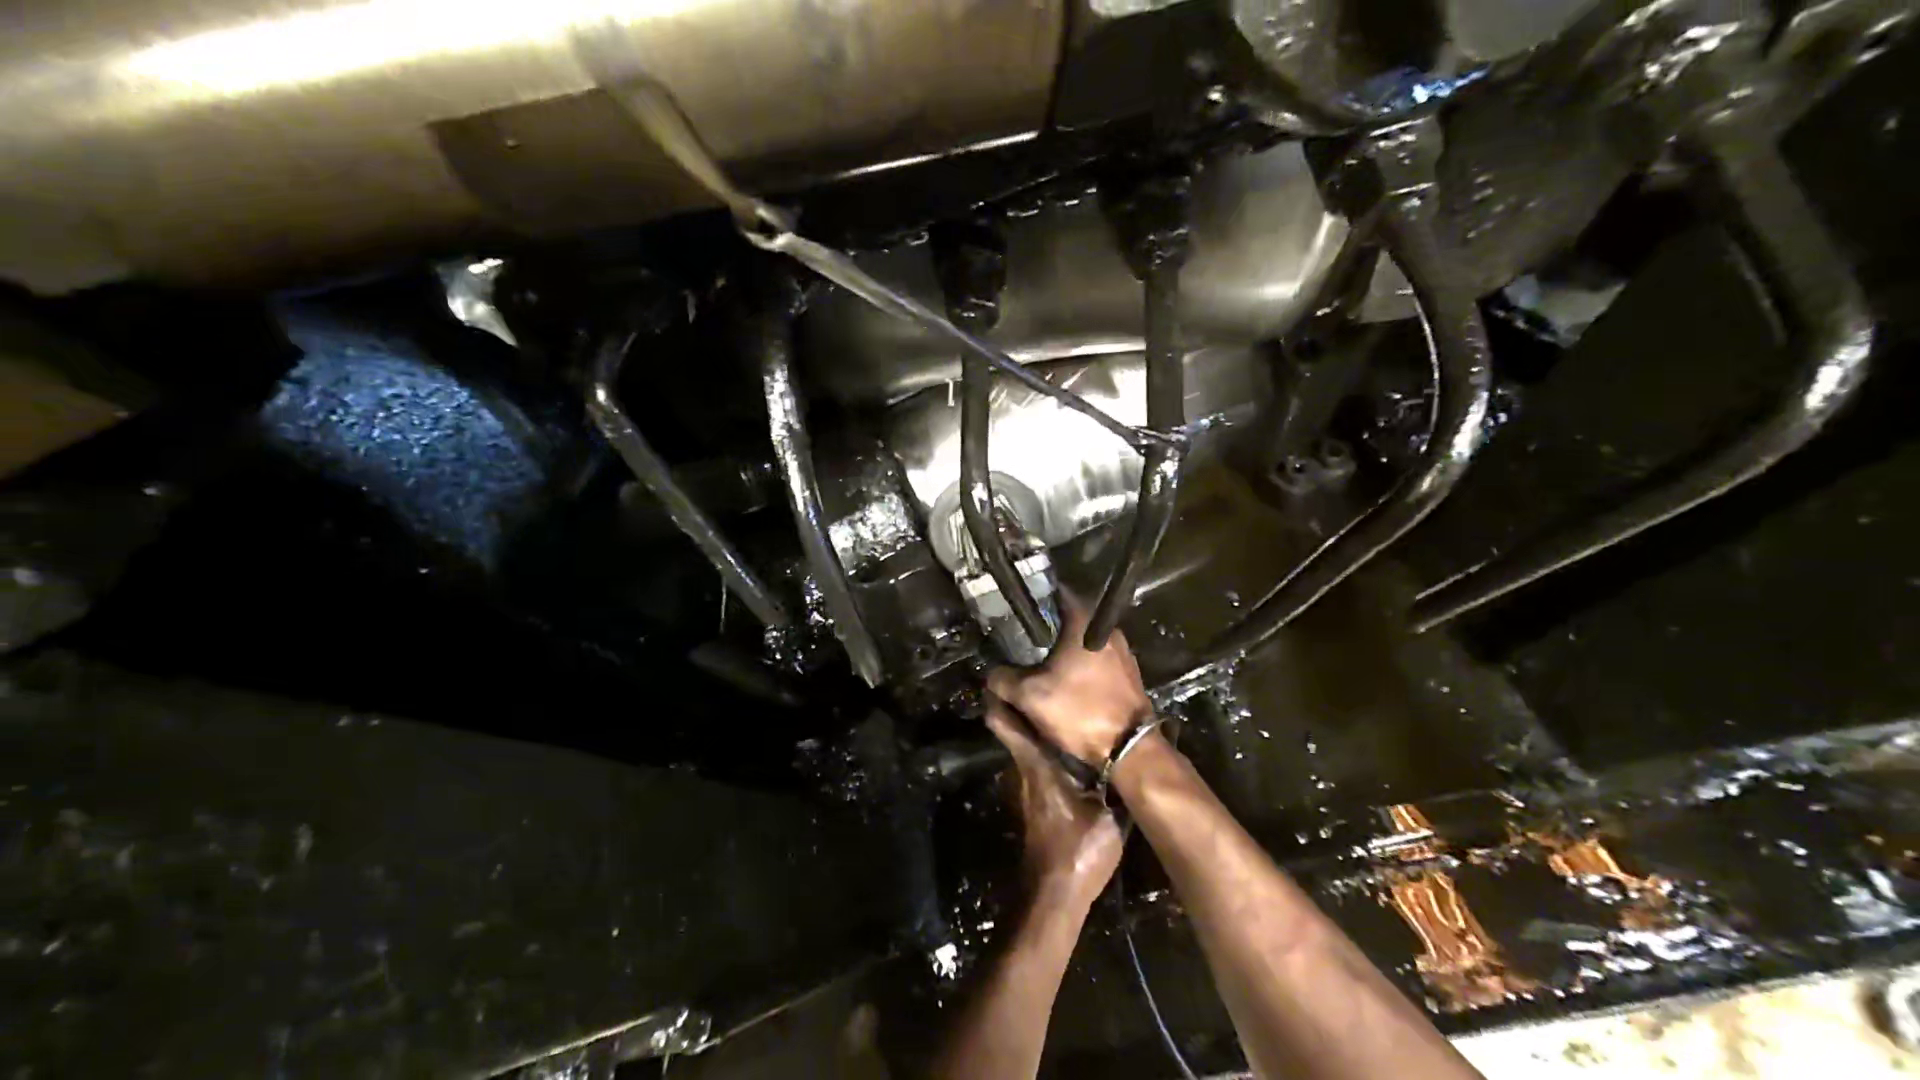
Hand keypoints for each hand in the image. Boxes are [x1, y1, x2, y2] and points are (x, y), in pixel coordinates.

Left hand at [985, 699, 1122, 903]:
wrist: (1055, 895)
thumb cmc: (1081, 847)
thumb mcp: (1109, 811)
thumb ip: (1114, 779)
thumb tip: (1132, 754)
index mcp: (1036, 764)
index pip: (1005, 722)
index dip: (1000, 698)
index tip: (1008, 678)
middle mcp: (1021, 771)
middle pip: (1015, 731)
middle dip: (1028, 710)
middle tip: (1053, 692)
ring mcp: (1021, 790)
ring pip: (1025, 751)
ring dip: (1038, 734)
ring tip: (1067, 720)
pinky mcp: (1029, 806)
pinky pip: (1033, 770)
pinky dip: (1044, 758)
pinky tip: (1069, 759)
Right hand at [986, 597, 1152, 767]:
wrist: (1130, 749)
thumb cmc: (1080, 712)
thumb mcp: (1030, 697)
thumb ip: (1003, 680)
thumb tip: (992, 674)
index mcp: (1087, 623)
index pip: (1058, 593)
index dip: (1035, 599)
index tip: (1017, 611)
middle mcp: (1108, 630)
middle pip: (1070, 620)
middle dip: (1046, 631)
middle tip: (1022, 643)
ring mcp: (1122, 652)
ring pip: (1084, 643)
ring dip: (1064, 652)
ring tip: (1040, 667)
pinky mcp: (1128, 674)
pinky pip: (1096, 661)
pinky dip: (1080, 668)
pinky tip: (1065, 685)